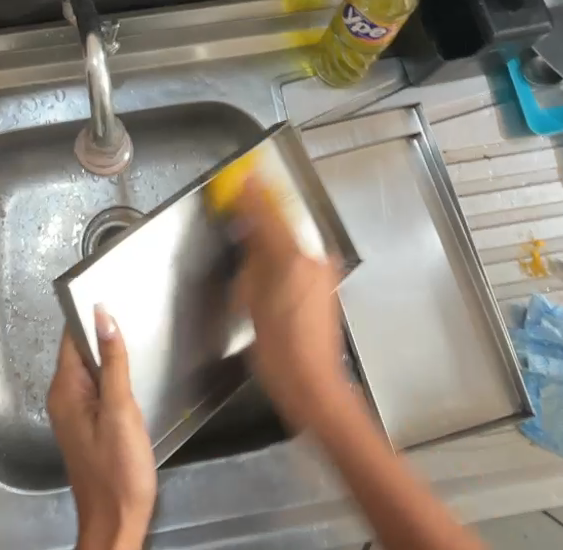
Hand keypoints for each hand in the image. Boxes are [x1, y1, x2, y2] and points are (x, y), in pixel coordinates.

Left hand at [48, 307, 155, 549]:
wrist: (116, 524)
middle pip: (81, 350)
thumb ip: (113, 362)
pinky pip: (98, 387)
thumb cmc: (119, 470)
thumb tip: (103, 315)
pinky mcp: (88, 424)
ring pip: (92, 369)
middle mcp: (63, 397)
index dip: (91, 315)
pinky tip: (134, 375)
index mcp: (64, 389)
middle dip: (105, 334)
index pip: (73, 336)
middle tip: (136, 315)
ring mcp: (74, 412)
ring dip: (112, 356)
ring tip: (140, 341)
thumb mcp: (121, 410)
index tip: (116, 294)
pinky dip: (114, 377)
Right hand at [231, 178, 352, 433]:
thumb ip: (251, 254)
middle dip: (261, 205)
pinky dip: (281, 243)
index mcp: (293, 258)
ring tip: (248, 221)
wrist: (314, 387)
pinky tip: (265, 252)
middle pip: (283, 218)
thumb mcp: (253, 299)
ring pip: (292, 234)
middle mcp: (313, 257)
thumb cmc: (279, 350)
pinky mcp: (324, 281)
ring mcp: (322, 270)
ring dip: (272, 224)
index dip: (251, 192)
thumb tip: (246, 225)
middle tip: (240, 191)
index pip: (268, 211)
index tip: (239, 175)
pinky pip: (298, 250)